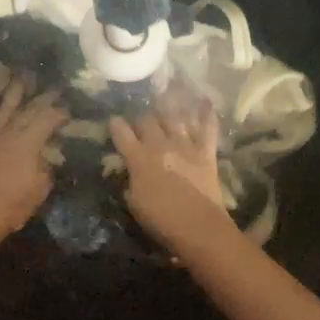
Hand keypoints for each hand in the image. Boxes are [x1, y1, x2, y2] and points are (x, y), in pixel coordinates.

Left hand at [0, 77, 66, 244]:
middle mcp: (9, 133)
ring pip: (4, 108)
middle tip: (55, 88)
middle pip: (28, 110)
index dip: (60, 113)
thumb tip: (48, 155)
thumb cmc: (14, 205)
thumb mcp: (41, 188)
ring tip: (23, 76)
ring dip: (15, 91)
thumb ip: (46, 167)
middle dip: (43, 98)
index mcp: (27, 143)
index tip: (70, 109)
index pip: (47, 120)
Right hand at [110, 89, 235, 248]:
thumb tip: (130, 170)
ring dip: (169, 104)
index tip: (113, 119)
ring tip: (165, 92)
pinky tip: (206, 100)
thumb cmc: (161, 219)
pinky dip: (207, 114)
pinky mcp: (206, 152)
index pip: (121, 132)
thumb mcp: (134, 202)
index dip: (115, 124)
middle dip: (141, 114)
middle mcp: (159, 144)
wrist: (198, 227)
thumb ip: (131, 179)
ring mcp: (185, 145)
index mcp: (138, 157)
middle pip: (147, 119)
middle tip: (139, 113)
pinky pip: (207, 129)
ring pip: (174, 116)